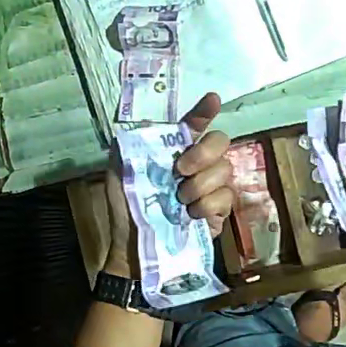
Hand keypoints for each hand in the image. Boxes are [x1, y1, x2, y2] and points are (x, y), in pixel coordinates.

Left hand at [102, 92, 234, 278]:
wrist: (135, 248)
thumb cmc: (127, 208)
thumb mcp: (120, 173)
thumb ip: (130, 146)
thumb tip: (148, 123)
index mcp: (175, 150)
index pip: (194, 124)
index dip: (204, 110)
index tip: (213, 99)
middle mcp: (198, 163)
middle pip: (220, 141)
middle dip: (203, 153)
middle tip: (180, 170)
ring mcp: (212, 186)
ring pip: (225, 170)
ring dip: (199, 185)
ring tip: (180, 201)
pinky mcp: (220, 210)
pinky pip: (225, 197)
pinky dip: (207, 206)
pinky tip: (191, 216)